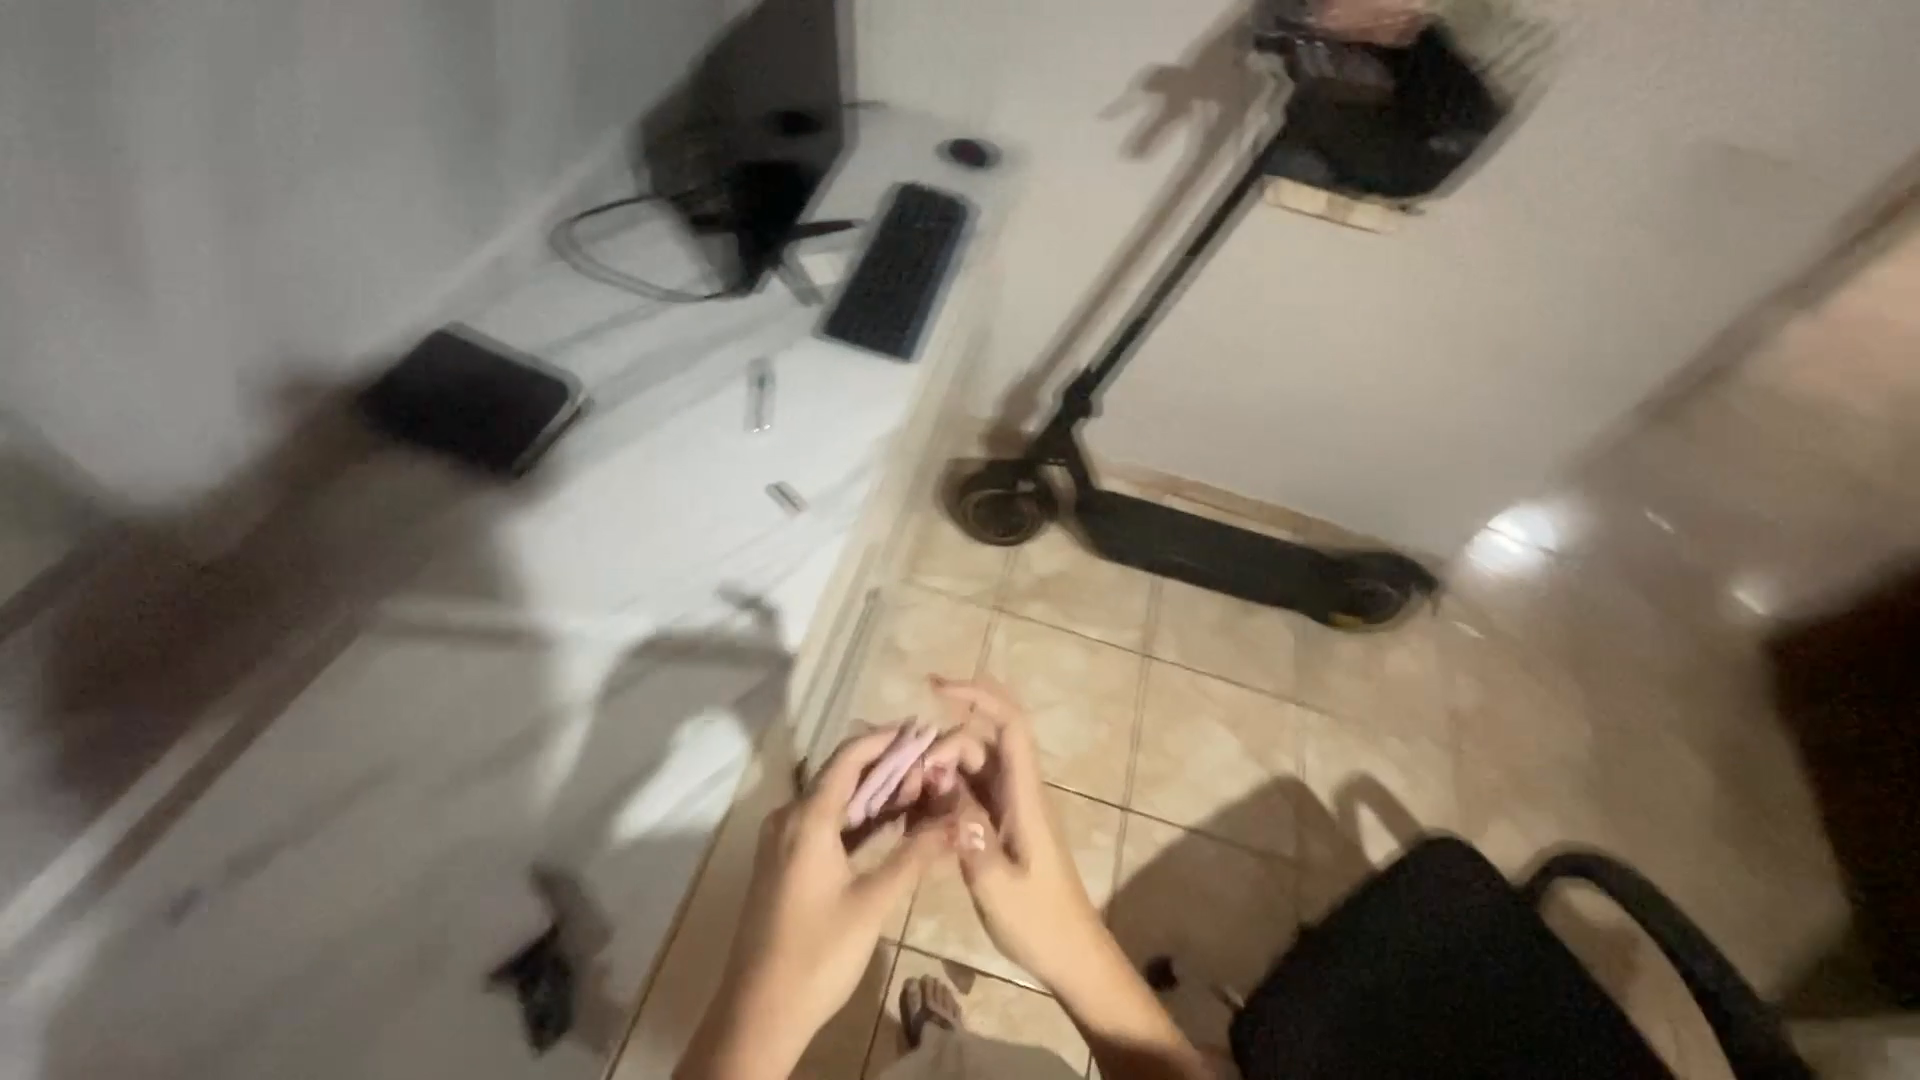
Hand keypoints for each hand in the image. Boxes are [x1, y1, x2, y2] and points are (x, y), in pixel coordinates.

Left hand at [680, 728, 965, 1079]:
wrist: (759, 1012)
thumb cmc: (817, 954)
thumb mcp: (872, 902)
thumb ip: (916, 854)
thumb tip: (961, 821)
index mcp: (806, 818)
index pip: (849, 757)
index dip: (887, 739)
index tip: (924, 731)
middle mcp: (789, 819)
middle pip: (841, 775)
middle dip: (887, 767)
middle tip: (932, 763)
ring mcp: (784, 842)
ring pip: (834, 801)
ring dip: (874, 794)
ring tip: (921, 788)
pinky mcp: (786, 864)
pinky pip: (826, 825)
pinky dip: (858, 820)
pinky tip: (890, 823)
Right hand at [934, 678, 1112, 991]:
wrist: (1071, 955)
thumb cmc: (1041, 922)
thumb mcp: (999, 887)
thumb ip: (970, 836)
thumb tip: (942, 787)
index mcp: (1025, 796)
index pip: (1009, 724)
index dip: (978, 695)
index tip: (935, 687)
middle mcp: (1017, 791)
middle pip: (979, 743)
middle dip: (942, 747)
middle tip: (909, 782)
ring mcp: (1008, 807)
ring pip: (970, 767)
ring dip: (938, 772)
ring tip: (906, 798)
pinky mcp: (998, 825)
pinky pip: (966, 793)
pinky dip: (941, 794)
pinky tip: (917, 815)